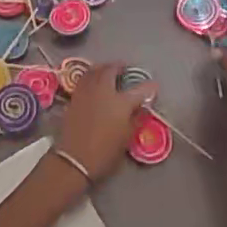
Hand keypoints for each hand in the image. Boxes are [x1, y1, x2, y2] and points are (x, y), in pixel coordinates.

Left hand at [55, 62, 157, 180]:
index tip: (153, 86)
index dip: (149, 87)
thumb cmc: (105, 152)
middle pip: (111, 70)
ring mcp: (86, 92)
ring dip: (102, 67)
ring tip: (107, 69)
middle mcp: (103, 91)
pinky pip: (83, 79)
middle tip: (124, 68)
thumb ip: (137, 118)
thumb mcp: (127, 137)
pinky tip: (92, 80)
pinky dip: (90, 75)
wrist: (75, 159)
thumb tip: (142, 107)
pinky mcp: (74, 98)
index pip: (140, 89)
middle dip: (119, 67)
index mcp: (121, 102)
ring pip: (94, 71)